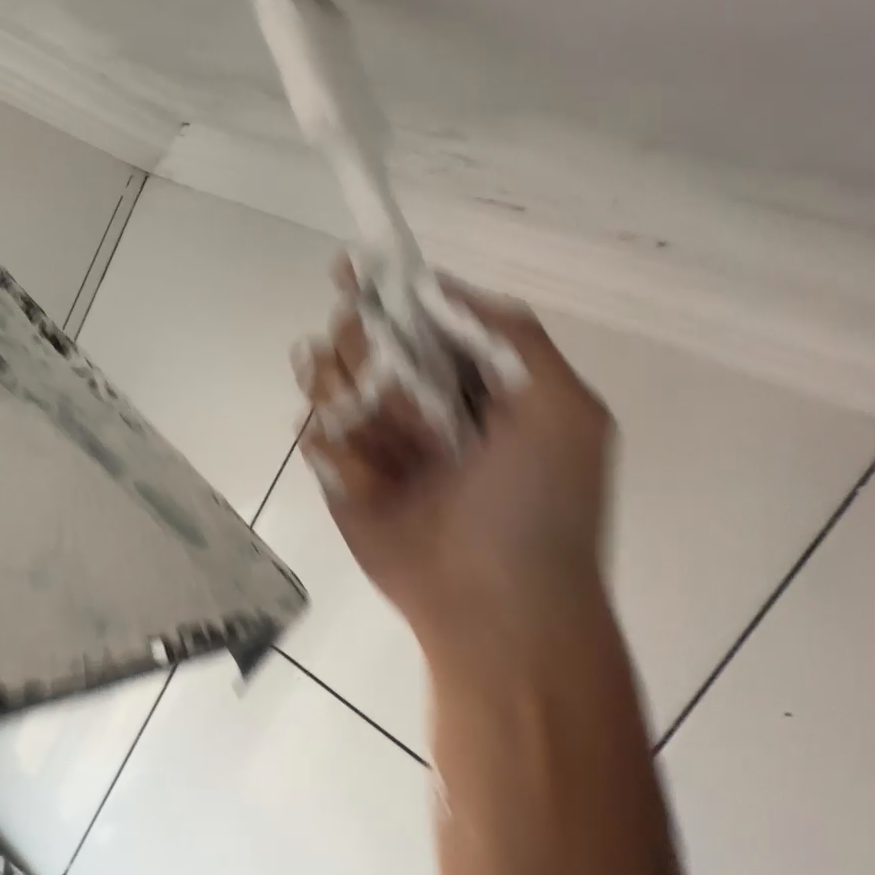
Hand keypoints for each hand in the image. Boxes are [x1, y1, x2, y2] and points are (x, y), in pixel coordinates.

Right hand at [295, 262, 615, 646]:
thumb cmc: (538, 508)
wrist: (493, 605)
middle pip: (357, 334)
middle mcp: (414, 394)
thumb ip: (512, 338)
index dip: (382, 287)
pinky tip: (367, 477)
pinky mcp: (336, 468)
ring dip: (351, 401)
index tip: (349, 268)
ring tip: (393, 451)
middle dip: (368, 352)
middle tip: (396, 393)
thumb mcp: (564, 413)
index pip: (414, 311)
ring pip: (324, 375)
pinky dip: (336, 448)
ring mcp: (371, 431)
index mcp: (469, 376)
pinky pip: (310, 429)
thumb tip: (437, 286)